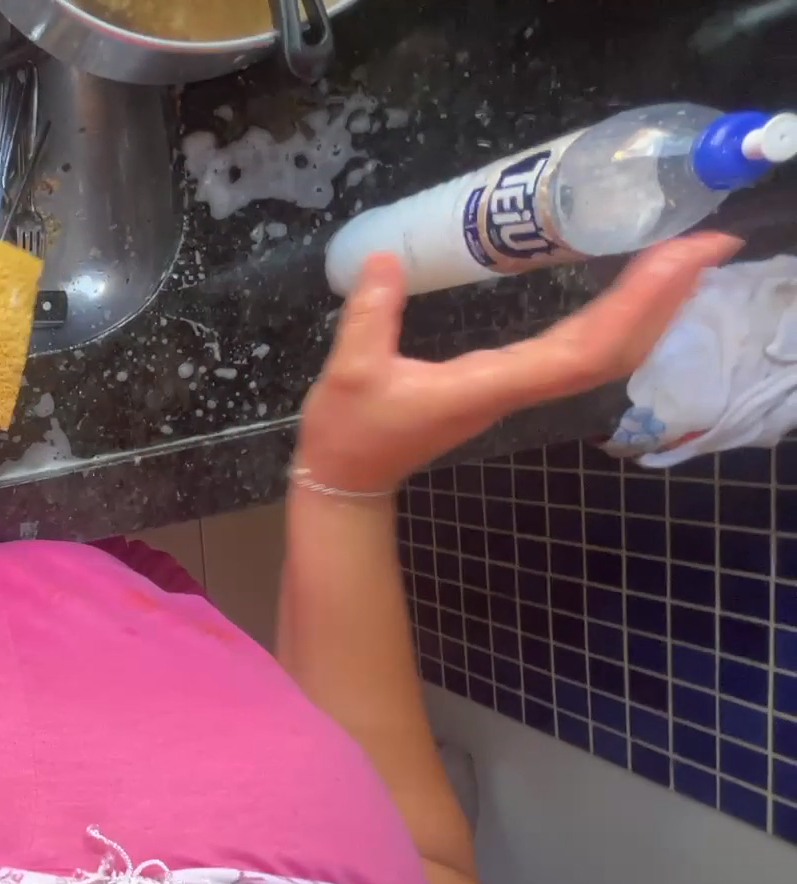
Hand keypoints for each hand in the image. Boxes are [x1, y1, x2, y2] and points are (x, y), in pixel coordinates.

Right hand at [294, 232, 743, 494]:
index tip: (683, 252)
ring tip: (676, 260)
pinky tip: (619, 298)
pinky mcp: (499, 389)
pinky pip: (576, 356)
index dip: (639, 303)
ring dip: (646, 310)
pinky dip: (611, 323)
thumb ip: (369, 315)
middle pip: (611, 350)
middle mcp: (512, 390)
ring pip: (601, 355)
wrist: (345, 477)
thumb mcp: (348, 370)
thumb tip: (385, 258)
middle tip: (705, 240)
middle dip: (663, 298)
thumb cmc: (348, 432)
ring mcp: (509, 392)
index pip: (585, 349)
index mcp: (486, 385)